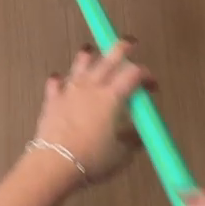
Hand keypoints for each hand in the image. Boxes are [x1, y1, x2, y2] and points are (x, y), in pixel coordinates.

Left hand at [31, 42, 145, 182]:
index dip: (146, 75)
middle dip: (122, 47)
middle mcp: (91, 87)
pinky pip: (55, 82)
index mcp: (112, 97)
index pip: (134, 74)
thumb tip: (137, 136)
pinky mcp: (52, 99)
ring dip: (88, 56)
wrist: (55, 163)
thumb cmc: (92, 159)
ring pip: (80, 63)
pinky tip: (60, 79)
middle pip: (109, 58)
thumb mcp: (121, 154)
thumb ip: (131, 141)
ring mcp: (70, 90)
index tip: (152, 85)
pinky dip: (59, 79)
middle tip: (130, 42)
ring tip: (91, 51)